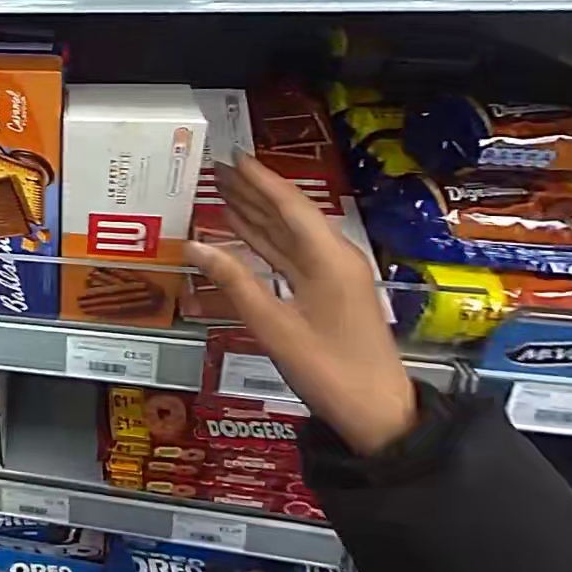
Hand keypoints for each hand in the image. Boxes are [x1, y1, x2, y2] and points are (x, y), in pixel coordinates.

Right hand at [184, 155, 415, 455]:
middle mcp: (333, 257)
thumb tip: (193, 245)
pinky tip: (241, 228)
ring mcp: (331, 274)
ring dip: (256, 211)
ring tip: (223, 190)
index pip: (289, 205)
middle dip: (252, 190)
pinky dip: (264, 239)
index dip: (259, 179)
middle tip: (217, 170)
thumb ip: (234, 281)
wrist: (378, 413)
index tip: (233, 157)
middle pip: (288, 213)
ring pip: (287, 232)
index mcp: (328, 258)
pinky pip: (289, 253)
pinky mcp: (326, 290)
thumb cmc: (329, 369)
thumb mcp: (274, 326)